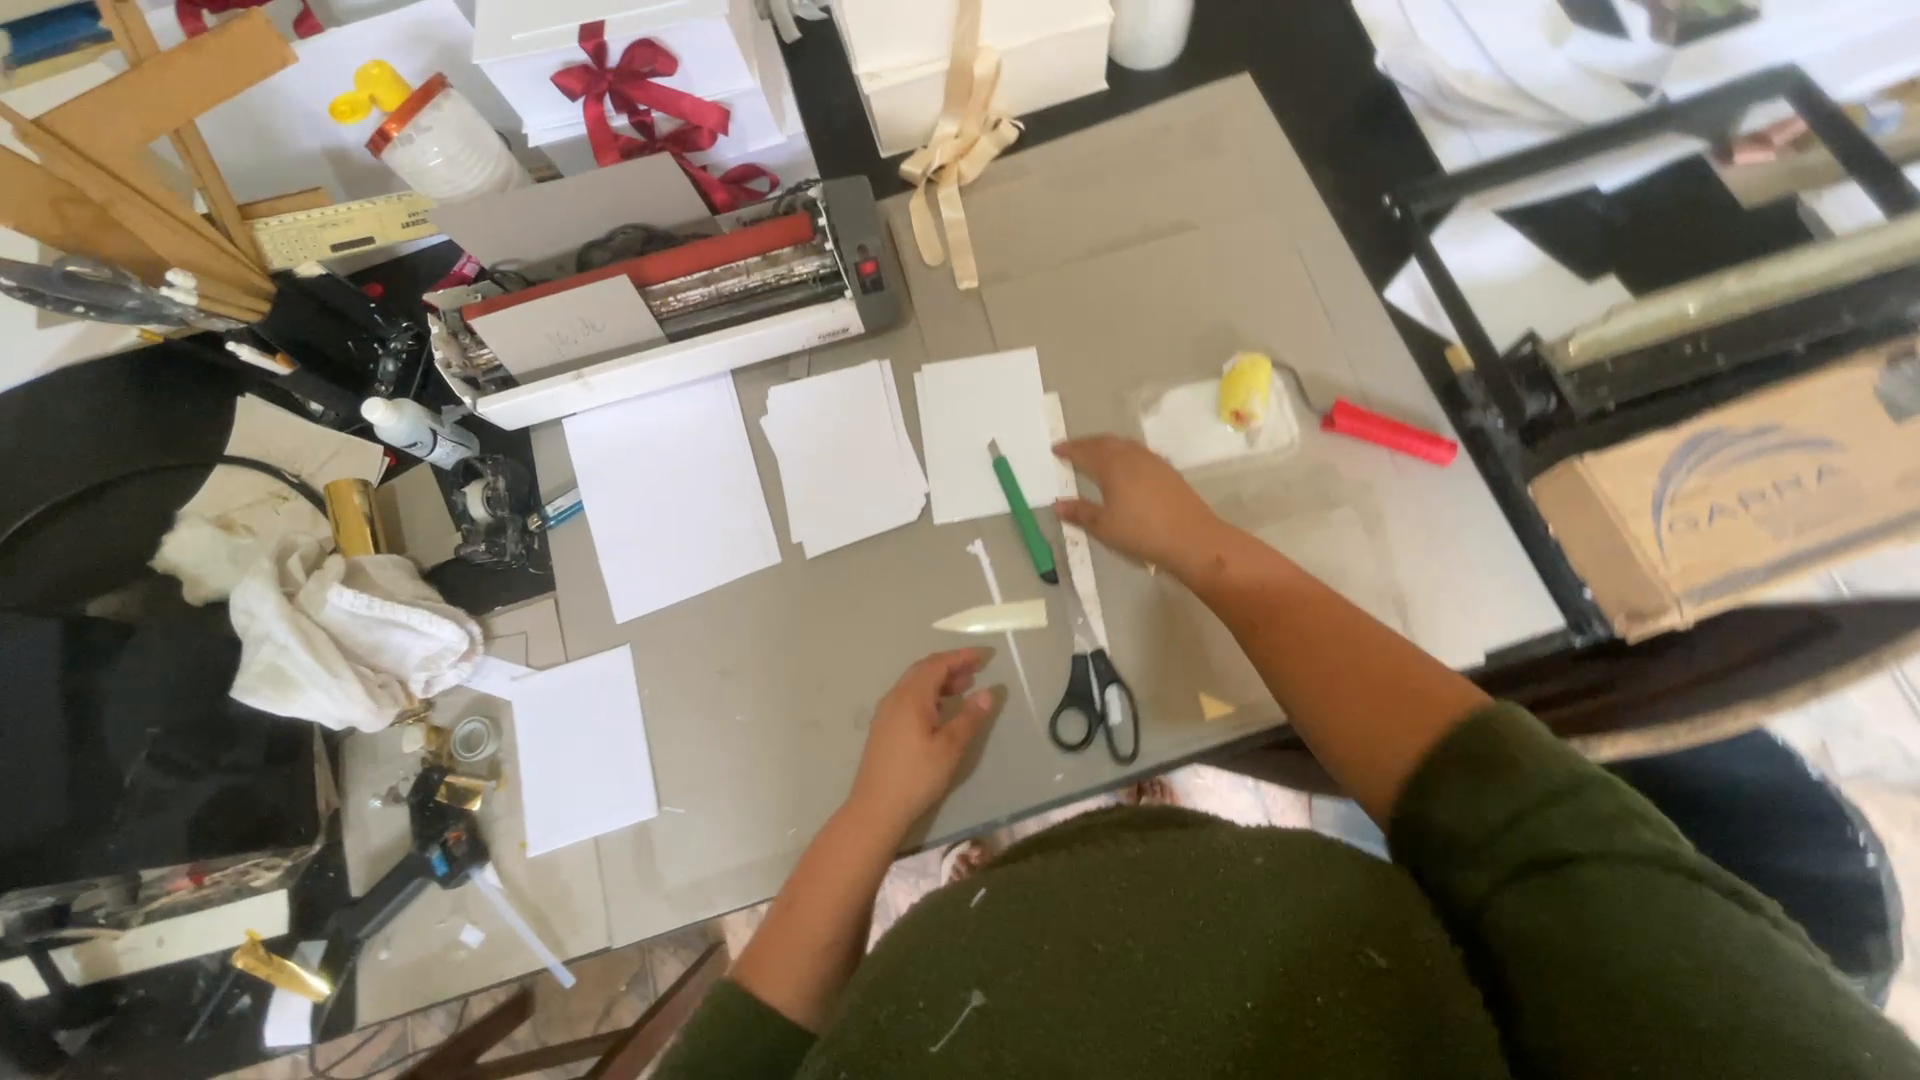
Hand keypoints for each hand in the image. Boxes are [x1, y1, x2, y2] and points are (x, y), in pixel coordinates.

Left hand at [846, 649, 998, 837]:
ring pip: (915, 683)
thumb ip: (969, 718)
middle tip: (977, 670)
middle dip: (951, 665)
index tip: (985, 656)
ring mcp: (886, 712)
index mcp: (911, 697)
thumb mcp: (949, 748)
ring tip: (964, 687)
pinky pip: (908, 697)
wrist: (875, 807)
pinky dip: (929, 693)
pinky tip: (941, 709)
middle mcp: (895, 697)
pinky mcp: (884, 726)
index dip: (962, 657)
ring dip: (940, 680)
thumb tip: (988, 692)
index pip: (938, 664)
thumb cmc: (916, 776)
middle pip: (924, 669)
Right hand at [1053, 436, 1226, 571]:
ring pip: (1124, 445)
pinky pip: (1139, 453)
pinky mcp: (1168, 471)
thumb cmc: (1141, 533)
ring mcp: (1153, 461)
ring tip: (1096, 454)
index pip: (1085, 451)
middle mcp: (1132, 457)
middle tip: (1073, 449)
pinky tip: (1126, 466)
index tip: (1056, 450)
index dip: (1069, 450)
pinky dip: (1124, 453)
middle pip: (1105, 443)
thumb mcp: (1104, 527)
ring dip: (1107, 446)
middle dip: (1087, 444)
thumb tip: (1057, 505)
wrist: (1192, 539)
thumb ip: (1079, 512)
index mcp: (1112, 466)